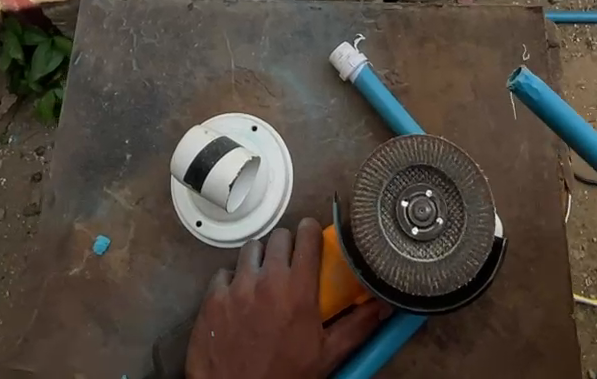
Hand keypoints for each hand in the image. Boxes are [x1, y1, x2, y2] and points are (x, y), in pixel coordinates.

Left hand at [186, 219, 390, 378]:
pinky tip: (237, 300)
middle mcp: (268, 280)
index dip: (310, 232)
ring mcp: (237, 287)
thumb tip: (383, 305)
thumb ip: (356, 326)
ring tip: (262, 280)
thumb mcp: (326, 355)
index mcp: (299, 290)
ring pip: (250, 249)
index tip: (310, 239)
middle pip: (278, 236)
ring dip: (258, 260)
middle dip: (285, 246)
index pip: (307, 234)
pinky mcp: (213, 298)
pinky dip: (231, 282)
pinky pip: (223, 273)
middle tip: (288, 265)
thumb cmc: (286, 378)